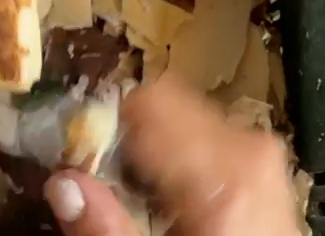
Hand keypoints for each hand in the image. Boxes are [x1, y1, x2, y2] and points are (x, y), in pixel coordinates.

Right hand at [44, 77, 303, 235]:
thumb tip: (63, 184)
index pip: (151, 102)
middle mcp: (247, 145)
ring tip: (146, 187)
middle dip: (133, 131)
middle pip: (167, 101)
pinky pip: (209, 126)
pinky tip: (175, 187)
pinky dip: (183, 148)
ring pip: (186, 109)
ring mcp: (259, 146)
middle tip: (111, 172)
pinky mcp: (261, 154)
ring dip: (158, 138)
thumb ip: (107, 226)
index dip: (110, 119)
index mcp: (223, 170)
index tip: (84, 147)